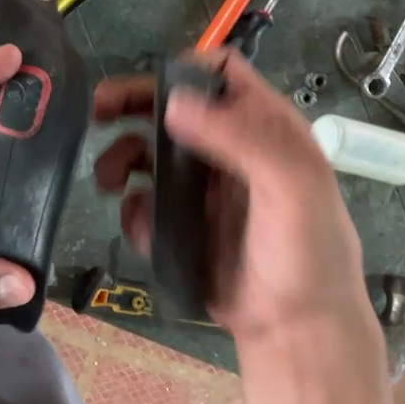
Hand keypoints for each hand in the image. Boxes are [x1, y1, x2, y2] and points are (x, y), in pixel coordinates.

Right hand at [91, 49, 369, 344]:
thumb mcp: (291, 188)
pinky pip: (141, 200)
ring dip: (119, 156)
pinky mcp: (178, 221)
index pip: (221, 73)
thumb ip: (240, 138)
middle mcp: (228, 148)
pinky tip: (141, 226)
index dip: (185, 72)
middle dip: (131, 103)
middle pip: (170, 105)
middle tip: (98, 111)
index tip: (151, 89)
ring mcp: (200, 186)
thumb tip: (172, 103)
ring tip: (106, 180)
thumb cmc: (305, 255)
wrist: (293, 331)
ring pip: (146, 150)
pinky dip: (131, 207)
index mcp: (264, 128)